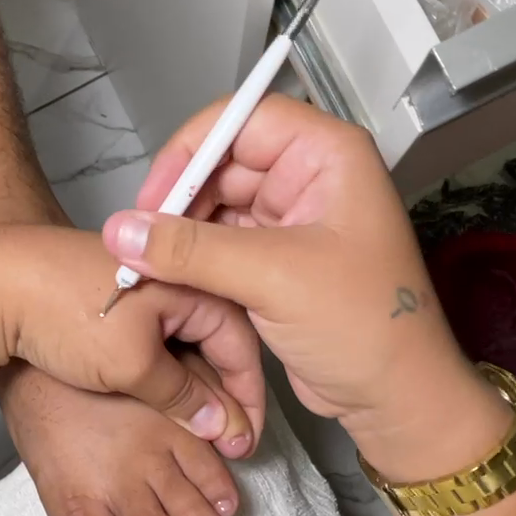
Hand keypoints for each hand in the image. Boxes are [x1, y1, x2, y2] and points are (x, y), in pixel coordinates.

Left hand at [0, 223, 265, 451]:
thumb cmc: (62, 313)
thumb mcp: (131, 365)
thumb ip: (181, 396)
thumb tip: (218, 424)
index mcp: (189, 283)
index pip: (240, 346)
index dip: (248, 400)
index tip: (246, 440)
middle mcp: (174, 278)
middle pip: (218, 344)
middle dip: (225, 396)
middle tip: (228, 442)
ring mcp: (145, 286)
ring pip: (187, 344)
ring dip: (196, 386)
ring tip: (200, 428)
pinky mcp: (118, 298)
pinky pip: (160, 338)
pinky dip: (168, 370)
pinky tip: (167, 400)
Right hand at [102, 95, 507, 476]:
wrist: (393, 395)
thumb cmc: (365, 326)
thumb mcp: (273, 277)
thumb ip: (192, 251)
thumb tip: (123, 231)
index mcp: (327, 157)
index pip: (243, 120)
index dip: (192, 150)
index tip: (154, 194)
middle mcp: (308, 181)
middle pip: (223, 165)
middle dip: (179, 200)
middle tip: (140, 240)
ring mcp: (291, 223)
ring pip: (217, 209)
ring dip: (181, 235)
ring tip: (146, 263)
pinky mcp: (274, 264)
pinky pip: (221, 247)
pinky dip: (193, 262)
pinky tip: (168, 279)